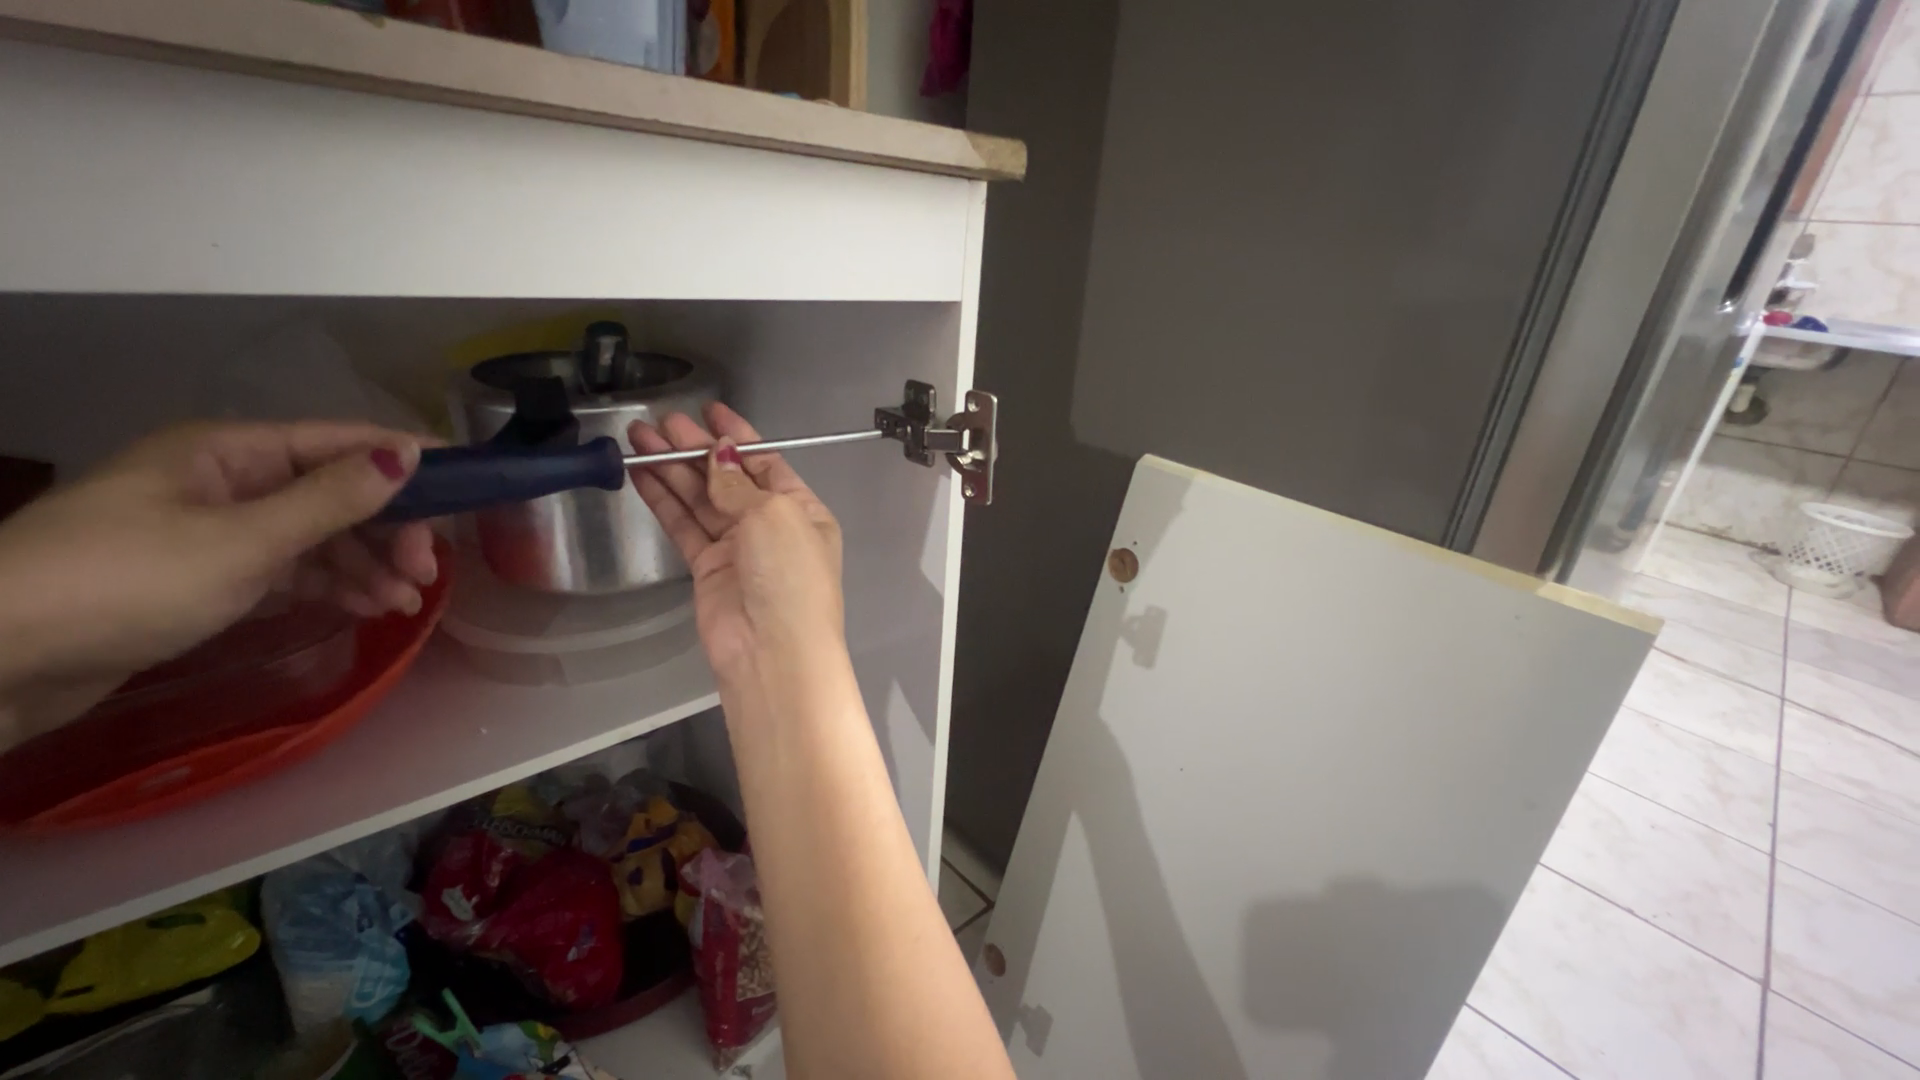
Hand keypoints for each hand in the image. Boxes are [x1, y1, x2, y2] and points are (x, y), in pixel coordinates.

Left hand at [0, 421, 436, 744]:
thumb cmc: (124, 581)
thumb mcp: (242, 539)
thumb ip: (333, 499)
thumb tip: (409, 452)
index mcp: (231, 451)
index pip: (342, 442)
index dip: (407, 459)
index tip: (468, 486)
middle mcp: (231, 481)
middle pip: (338, 493)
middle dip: (392, 529)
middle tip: (428, 572)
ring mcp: (220, 530)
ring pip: (322, 536)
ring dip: (370, 565)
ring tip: (405, 602)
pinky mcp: (211, 577)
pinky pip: (295, 570)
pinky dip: (334, 586)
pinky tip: (369, 608)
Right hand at [627, 403, 843, 684]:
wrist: (772, 651)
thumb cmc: (789, 576)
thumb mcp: (774, 516)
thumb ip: (740, 484)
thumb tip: (720, 453)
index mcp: (802, 510)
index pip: (766, 462)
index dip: (736, 436)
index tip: (709, 409)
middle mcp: (771, 526)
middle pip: (728, 478)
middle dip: (695, 448)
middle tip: (659, 421)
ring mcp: (739, 549)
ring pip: (701, 499)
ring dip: (673, 469)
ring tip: (639, 438)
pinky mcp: (708, 570)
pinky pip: (685, 526)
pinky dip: (664, 500)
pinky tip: (642, 475)